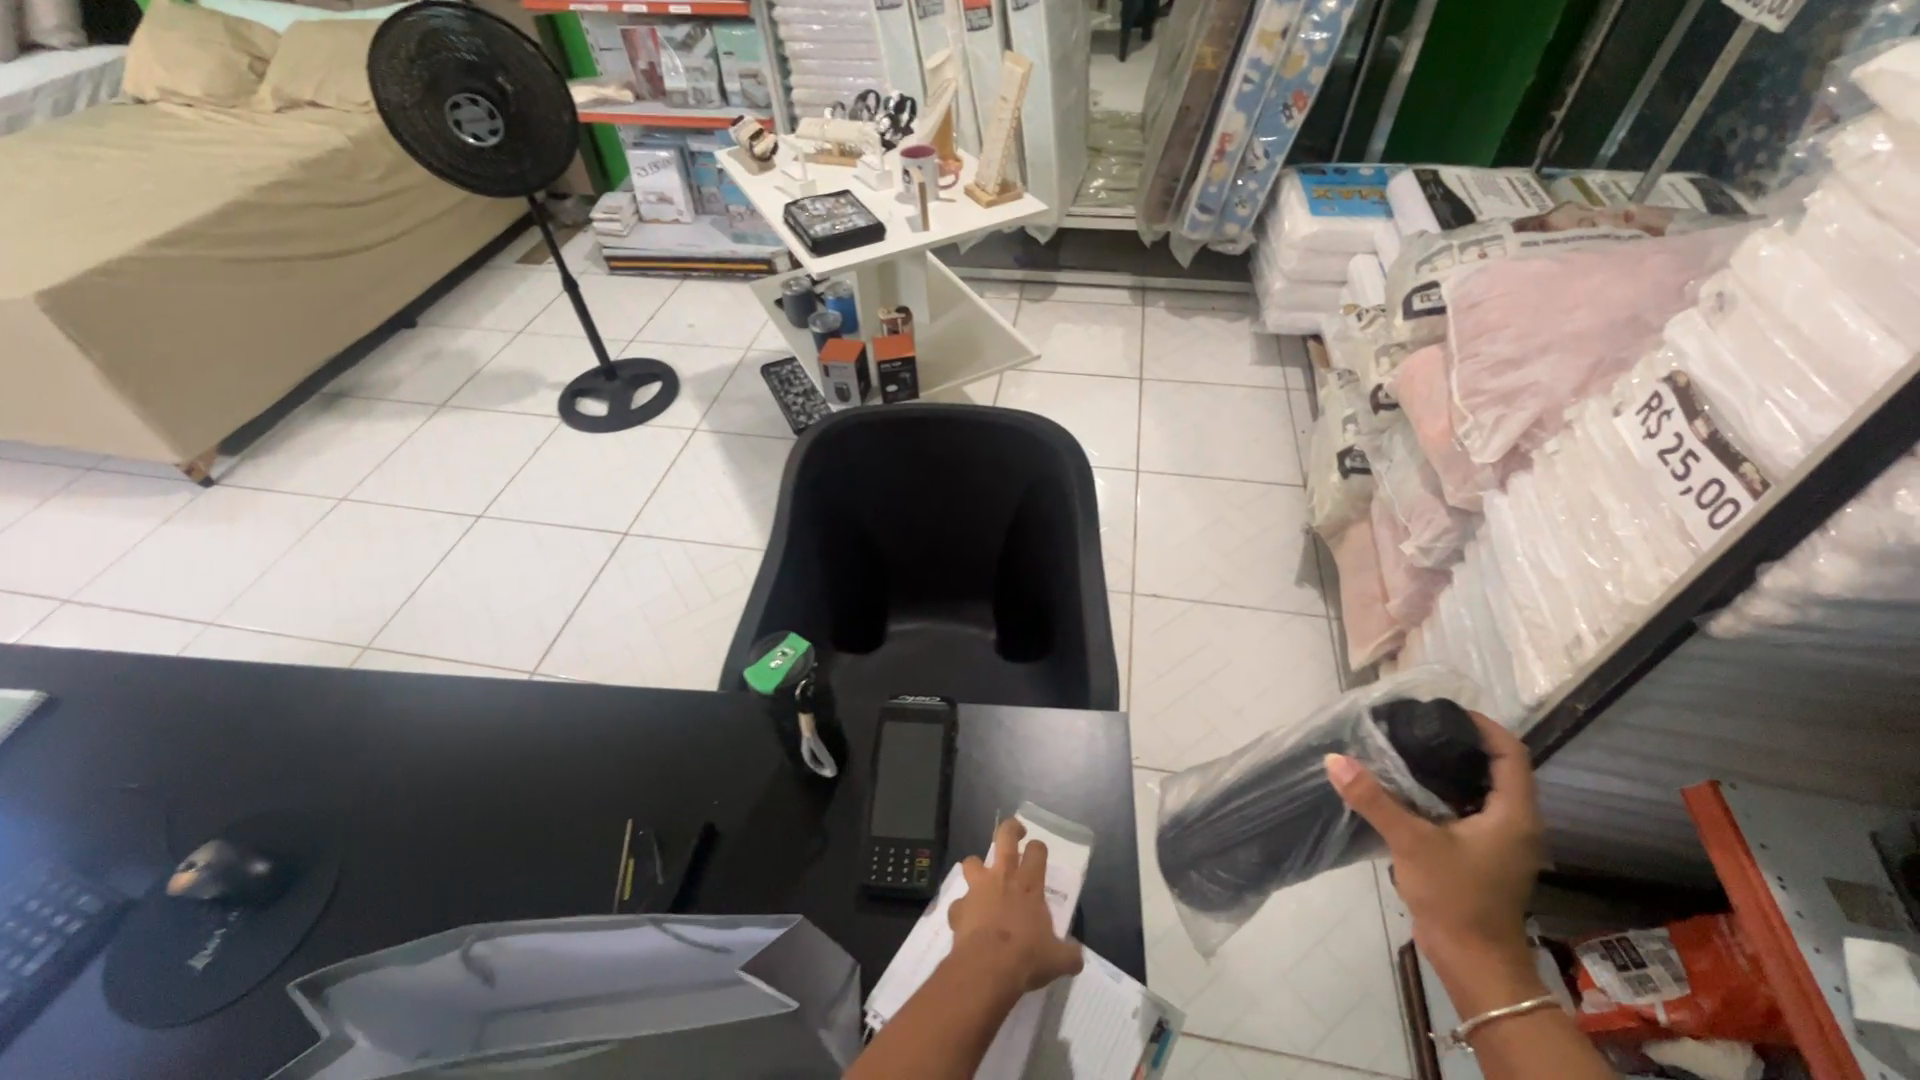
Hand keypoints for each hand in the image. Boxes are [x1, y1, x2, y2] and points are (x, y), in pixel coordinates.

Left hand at [947, 818, 1083, 994]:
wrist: (987, 968)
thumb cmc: (1027, 957)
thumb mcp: (1058, 959)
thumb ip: (1069, 954)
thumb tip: (1077, 958)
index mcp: (1029, 885)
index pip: (1037, 851)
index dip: (1038, 847)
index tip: (1038, 851)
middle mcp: (1002, 879)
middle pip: (1004, 838)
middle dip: (1010, 829)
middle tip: (1016, 831)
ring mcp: (977, 891)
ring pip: (971, 862)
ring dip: (976, 866)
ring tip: (981, 876)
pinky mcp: (958, 909)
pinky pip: (958, 903)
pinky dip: (962, 909)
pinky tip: (967, 921)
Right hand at [1325, 711, 1546, 1013]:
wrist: (1472, 962)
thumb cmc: (1455, 898)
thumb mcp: (1411, 843)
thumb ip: (1374, 799)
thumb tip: (1335, 759)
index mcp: (1513, 814)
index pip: (1511, 753)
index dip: (1483, 726)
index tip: (1445, 712)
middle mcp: (1516, 824)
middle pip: (1498, 770)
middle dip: (1462, 745)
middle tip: (1420, 727)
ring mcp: (1501, 844)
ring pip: (1483, 793)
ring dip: (1452, 771)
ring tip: (1410, 752)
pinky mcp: (1484, 858)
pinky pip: (1470, 813)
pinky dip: (1445, 796)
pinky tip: (1410, 793)